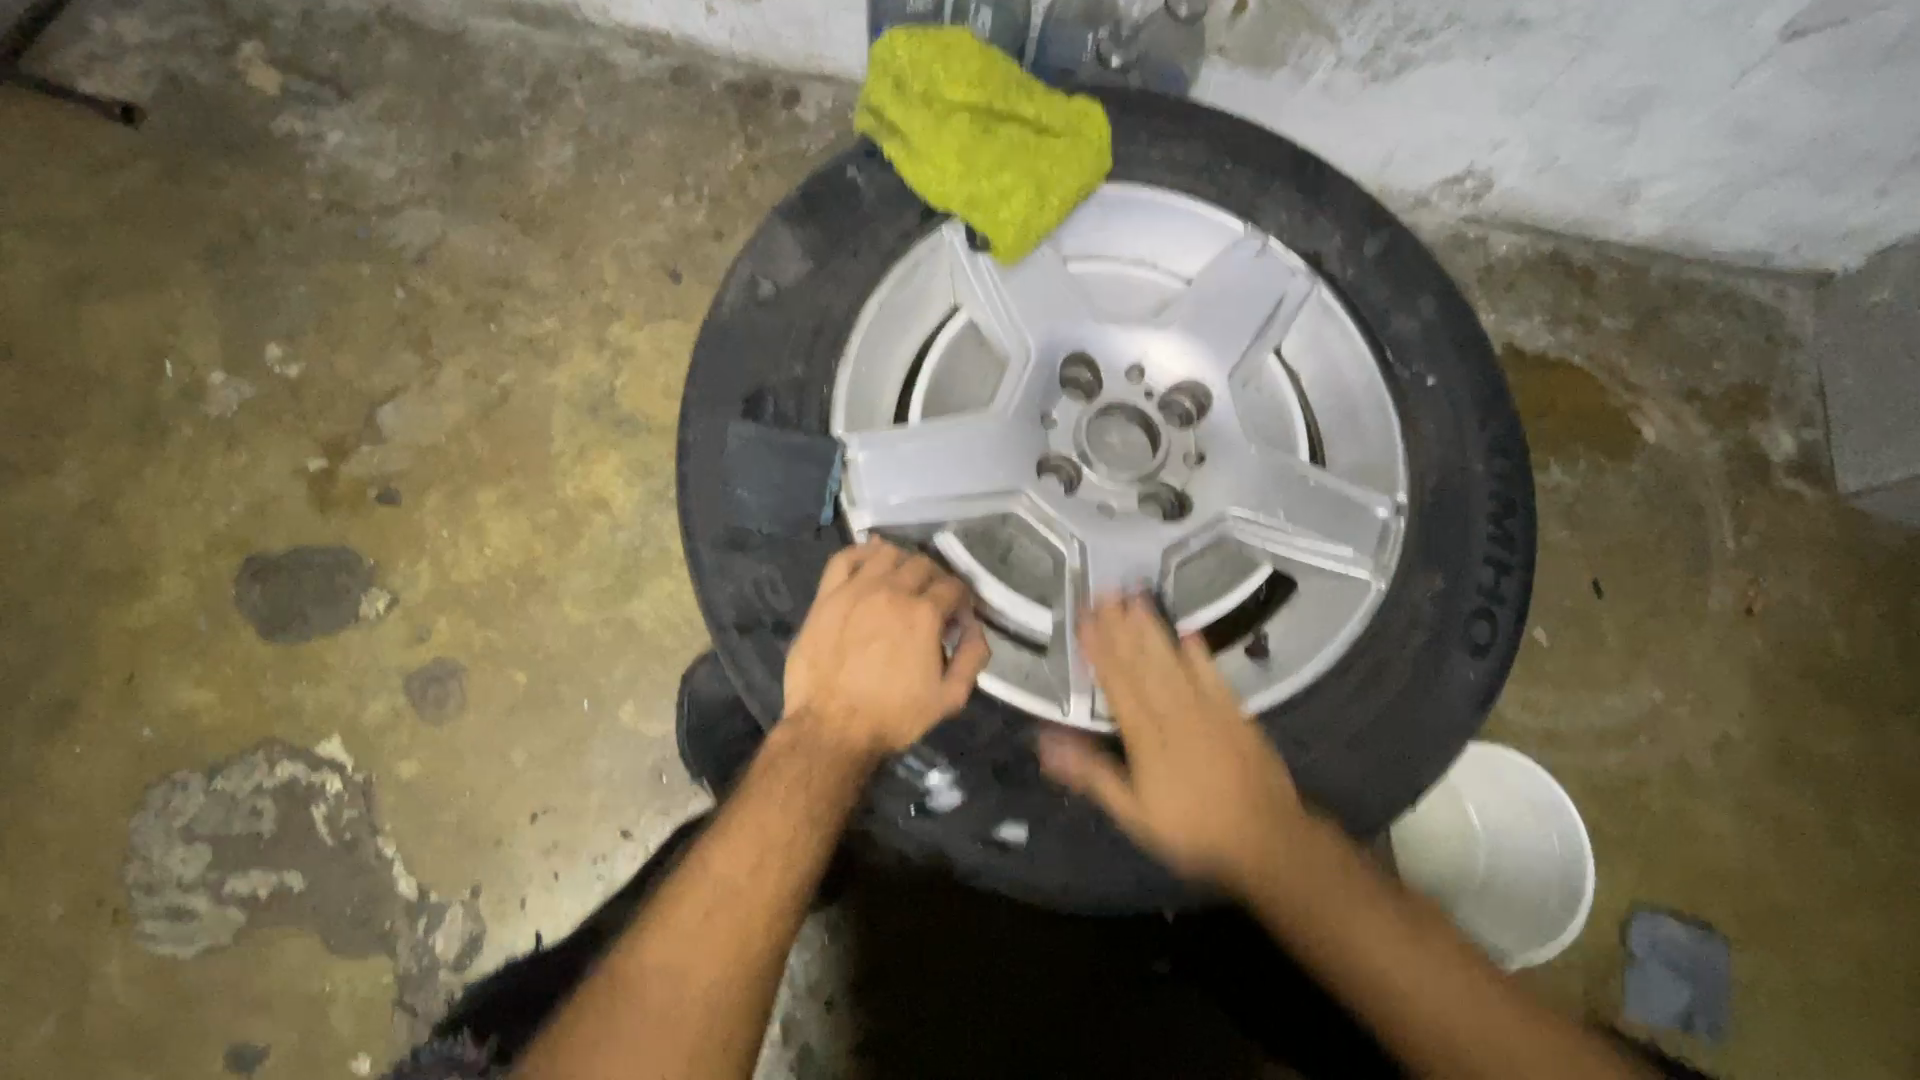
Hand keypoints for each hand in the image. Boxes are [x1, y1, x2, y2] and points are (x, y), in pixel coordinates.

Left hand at [782, 538, 990, 764]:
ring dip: (903, 563)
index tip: (956, 621)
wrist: (831, 729)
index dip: (961, 602)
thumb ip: (972, 658)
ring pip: (887, 554)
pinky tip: (871, 562)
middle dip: (935, 581)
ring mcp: (855, 590)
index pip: (953, 587)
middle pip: (923, 565)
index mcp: (924, 614)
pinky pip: (846, 558)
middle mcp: (891, 591)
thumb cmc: (893, 717)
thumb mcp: (949, 698)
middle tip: (932, 604)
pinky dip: (863, 553)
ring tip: (903, 584)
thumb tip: (975, 628)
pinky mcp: (827, 596)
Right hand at [1037, 594, 1308, 895]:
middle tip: (1106, 591)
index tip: (1084, 618)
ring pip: (1174, 662)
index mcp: (1146, 736)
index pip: (1117, 683)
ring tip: (1137, 598)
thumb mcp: (1133, 813)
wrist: (1267, 840)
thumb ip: (1092, 774)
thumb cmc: (1192, 831)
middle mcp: (1175, 713)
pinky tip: (1188, 634)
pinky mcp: (1236, 714)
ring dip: (1154, 630)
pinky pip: (1214, 676)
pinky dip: (1200, 654)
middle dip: (1122, 626)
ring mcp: (1208, 710)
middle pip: (1143, 663)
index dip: (1099, 649)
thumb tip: (1048, 743)